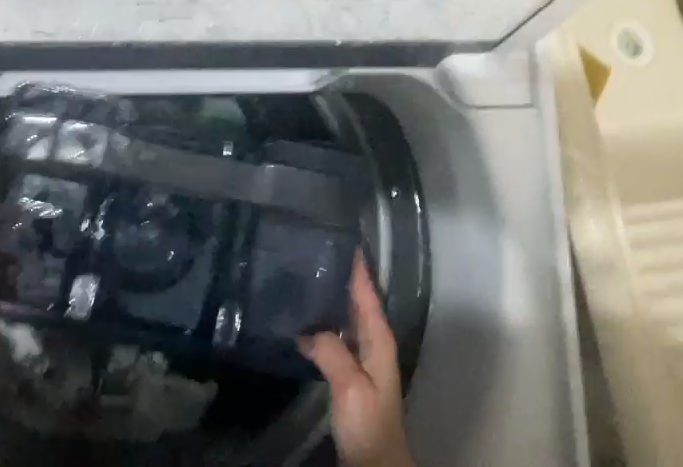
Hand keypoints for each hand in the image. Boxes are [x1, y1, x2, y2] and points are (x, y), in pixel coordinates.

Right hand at [299, 253, 414, 466]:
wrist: (374, 463)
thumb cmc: (368, 423)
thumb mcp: (350, 386)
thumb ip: (332, 351)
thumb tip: (307, 327)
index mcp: (379, 339)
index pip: (368, 293)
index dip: (357, 267)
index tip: (344, 238)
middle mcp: (373, 342)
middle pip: (358, 301)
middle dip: (341, 276)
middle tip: (314, 250)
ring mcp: (362, 358)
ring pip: (346, 316)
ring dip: (331, 297)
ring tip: (305, 275)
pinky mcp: (348, 372)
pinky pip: (336, 335)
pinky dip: (323, 322)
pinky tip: (303, 318)